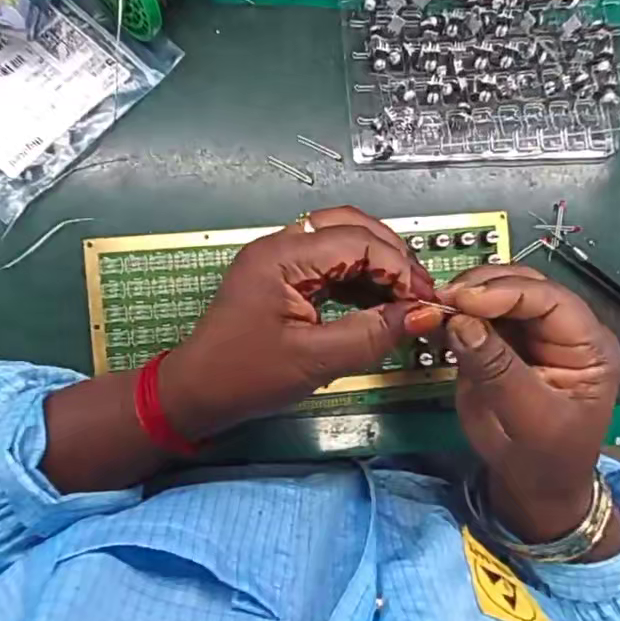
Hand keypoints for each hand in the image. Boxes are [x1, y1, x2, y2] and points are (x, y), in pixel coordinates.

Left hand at [160, 207, 444, 437]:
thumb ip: (372, 334)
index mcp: (281, 257)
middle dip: (390, 256)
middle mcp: (279, 247)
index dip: (398, 267)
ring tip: (402, 300)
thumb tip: (422, 314)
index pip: (356, 241)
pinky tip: (376, 304)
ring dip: (376, 266)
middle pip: (349, 227)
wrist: (196, 392)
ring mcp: (278, 261)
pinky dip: (356, 280)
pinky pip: (328, 265)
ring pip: (340, 242)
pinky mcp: (281, 279)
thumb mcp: (315, 359)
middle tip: (417, 294)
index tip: (422, 302)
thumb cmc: (243, 376)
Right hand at [439, 264, 619, 552]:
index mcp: (588, 347)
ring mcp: (529, 334)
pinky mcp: (499, 342)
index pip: (550, 300)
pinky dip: (455, 313)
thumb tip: (459, 321)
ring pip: (498, 294)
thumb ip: (495, 367)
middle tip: (442, 299)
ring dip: (465, 296)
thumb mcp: (525, 416)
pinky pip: (477, 315)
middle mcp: (561, 331)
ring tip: (436, 308)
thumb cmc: (541, 456)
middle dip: (482, 287)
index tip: (461, 300)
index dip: (505, 292)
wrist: (530, 484)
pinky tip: (435, 319)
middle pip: (524, 286)